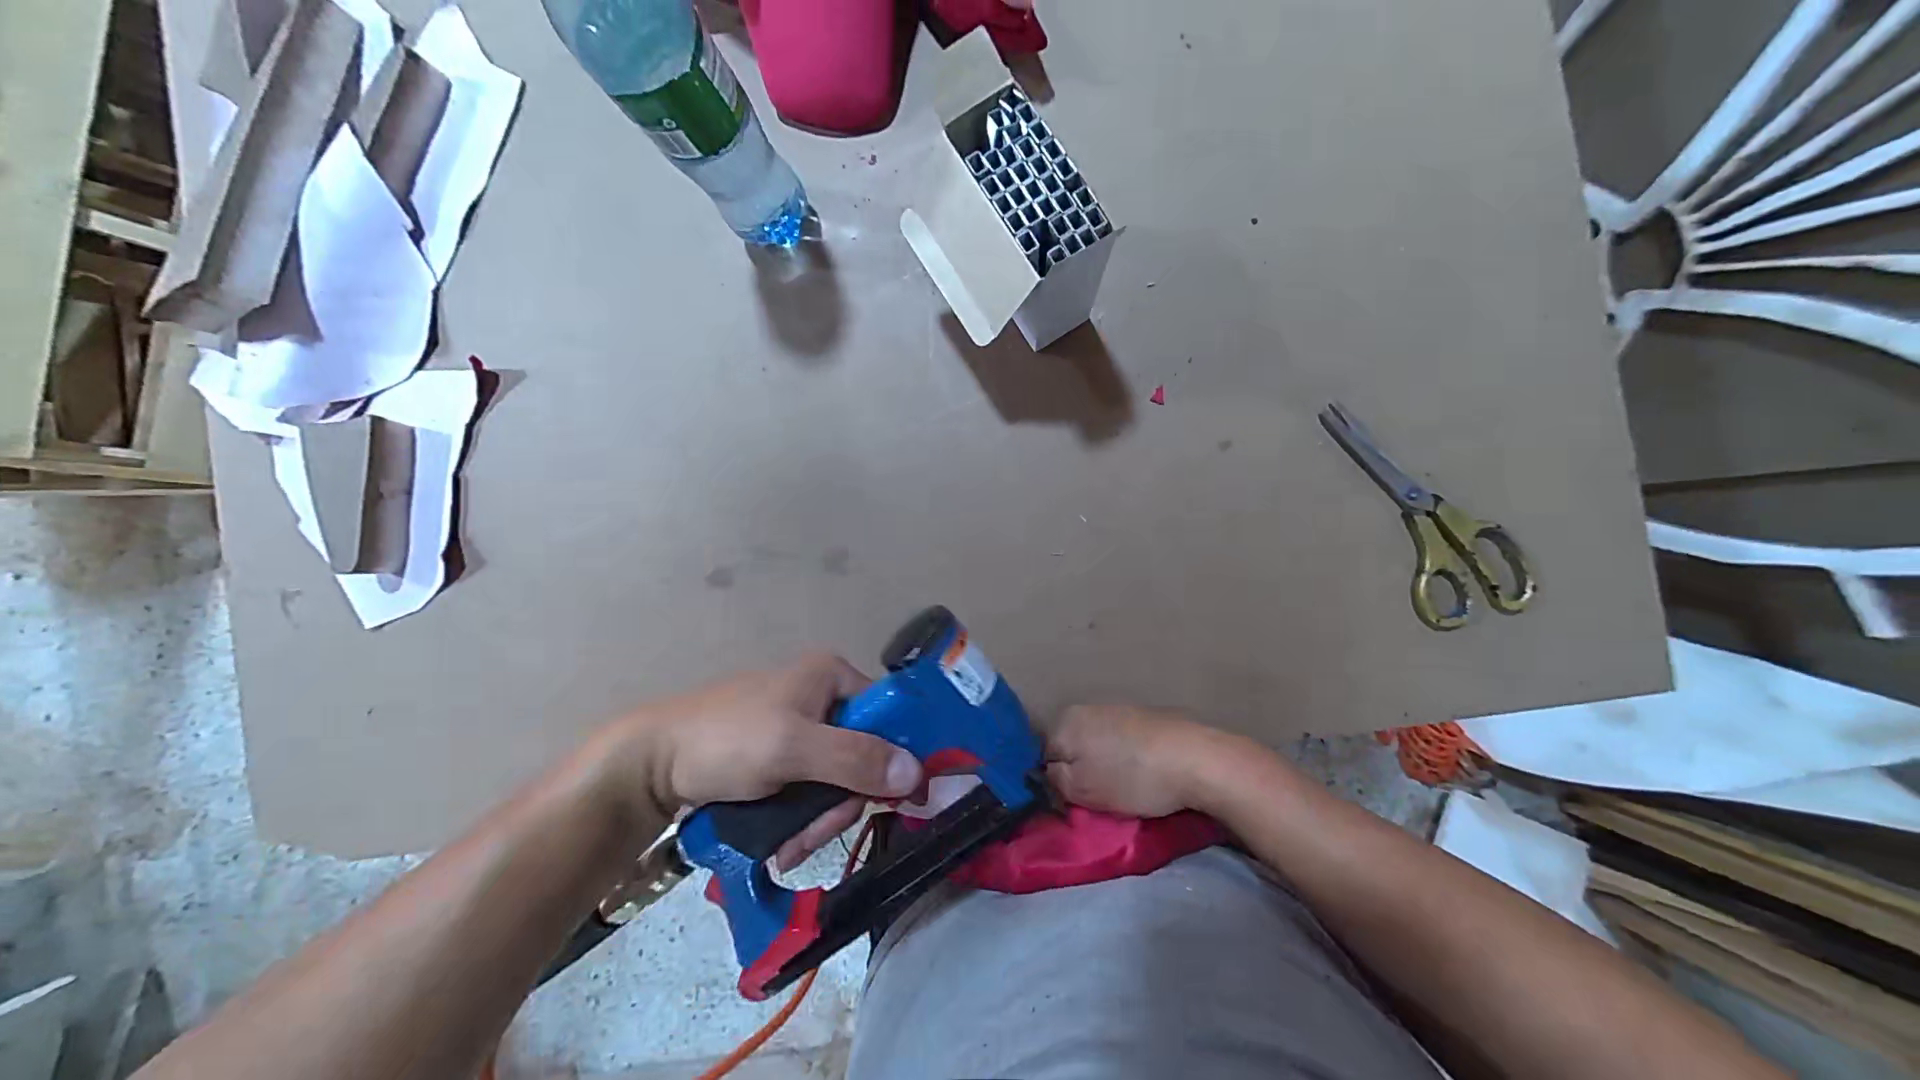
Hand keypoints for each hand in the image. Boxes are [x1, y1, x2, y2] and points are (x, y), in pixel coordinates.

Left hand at [602, 654, 923, 865]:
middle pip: (863, 757)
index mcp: (832, 676)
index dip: (892, 759)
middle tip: (813, 834)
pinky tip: (784, 842)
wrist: (650, 765)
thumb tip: (917, 772)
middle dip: (840, 803)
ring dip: (819, 820)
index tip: (881, 802)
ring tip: (789, 847)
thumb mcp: (793, 748)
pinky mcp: (781, 757)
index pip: (888, 716)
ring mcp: (801, 728)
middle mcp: (823, 697)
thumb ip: (854, 759)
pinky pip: (811, 789)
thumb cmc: (726, 742)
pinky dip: (802, 818)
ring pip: (837, 780)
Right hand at [1045, 704, 1233, 817]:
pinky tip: (1144, 774)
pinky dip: (1129, 759)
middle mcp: (1087, 707)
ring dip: (1105, 766)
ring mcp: (1119, 709)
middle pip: (1072, 748)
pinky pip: (1124, 743)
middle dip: (1081, 772)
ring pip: (1098, 745)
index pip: (1044, 756)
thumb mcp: (1082, 791)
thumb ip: (1054, 781)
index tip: (1074, 803)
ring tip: (1125, 789)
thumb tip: (1049, 773)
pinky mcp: (1146, 717)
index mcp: (1065, 720)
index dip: (1057, 783)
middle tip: (1099, 800)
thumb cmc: (1132, 778)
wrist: (1197, 760)